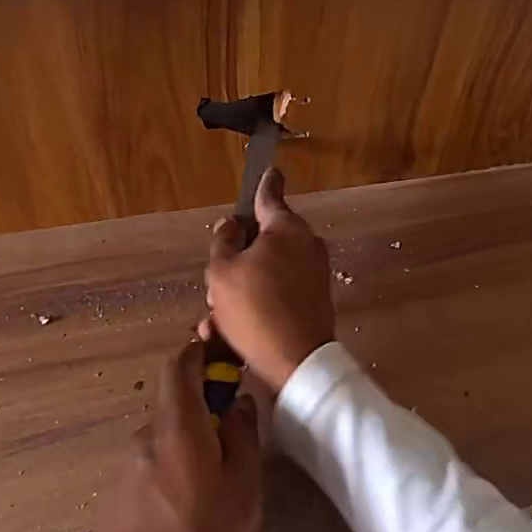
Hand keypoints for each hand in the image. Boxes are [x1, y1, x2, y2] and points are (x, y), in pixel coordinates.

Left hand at [26, 342, 262, 531]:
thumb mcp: (242, 500)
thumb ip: (243, 444)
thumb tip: (239, 404)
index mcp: (176, 430)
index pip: (180, 366)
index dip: (202, 353)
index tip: (227, 359)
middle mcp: (144, 444)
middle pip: (177, 409)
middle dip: (210, 418)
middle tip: (243, 456)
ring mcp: (125, 478)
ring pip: (169, 447)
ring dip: (197, 457)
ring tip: (225, 506)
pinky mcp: (116, 510)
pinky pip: (155, 477)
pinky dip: (179, 484)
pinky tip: (195, 531)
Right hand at [207, 168, 336, 390]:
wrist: (297, 362)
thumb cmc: (255, 310)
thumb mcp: (221, 273)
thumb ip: (223, 242)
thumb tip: (231, 226)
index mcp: (285, 228)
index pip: (270, 194)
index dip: (263, 182)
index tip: (269, 169)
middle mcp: (306, 244)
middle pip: (264, 238)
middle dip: (238, 257)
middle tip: (215, 284)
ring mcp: (314, 272)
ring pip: (267, 269)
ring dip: (242, 287)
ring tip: (218, 318)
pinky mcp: (316, 298)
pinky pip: (279, 291)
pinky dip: (258, 303)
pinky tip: (233, 330)